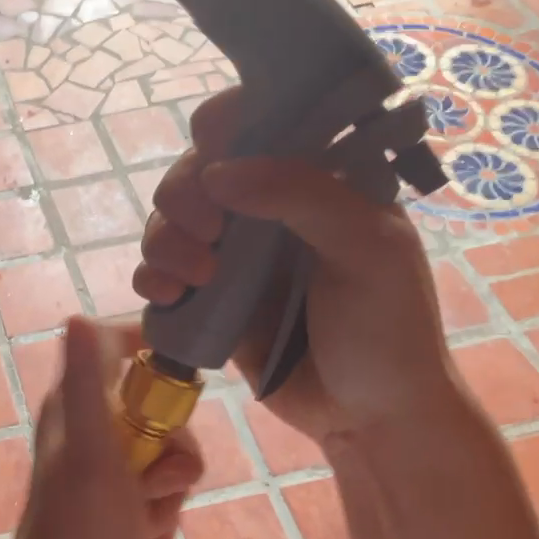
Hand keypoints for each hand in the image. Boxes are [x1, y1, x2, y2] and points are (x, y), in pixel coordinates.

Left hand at [0, 317, 203, 538]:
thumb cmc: (79, 531)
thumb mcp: (91, 451)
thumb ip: (85, 381)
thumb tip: (78, 315)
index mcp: (76, 404)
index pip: (123, 345)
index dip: (159, 351)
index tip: (188, 380)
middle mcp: (90, 427)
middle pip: (162, 412)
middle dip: (173, 456)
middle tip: (155, 485)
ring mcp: (105, 468)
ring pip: (169, 459)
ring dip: (167, 496)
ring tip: (141, 522)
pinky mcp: (117, 502)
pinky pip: (161, 495)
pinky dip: (158, 520)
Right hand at [134, 87, 458, 446]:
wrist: (369, 418)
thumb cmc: (386, 328)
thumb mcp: (367, 250)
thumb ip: (301, 196)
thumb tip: (218, 173)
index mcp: (318, 179)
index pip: (262, 120)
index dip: (227, 121)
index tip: (213, 143)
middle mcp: (269, 208)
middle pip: (197, 170)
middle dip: (185, 196)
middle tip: (208, 233)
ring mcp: (234, 254)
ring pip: (169, 220)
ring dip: (164, 240)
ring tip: (191, 280)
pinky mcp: (208, 297)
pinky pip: (160, 270)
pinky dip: (152, 277)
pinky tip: (168, 297)